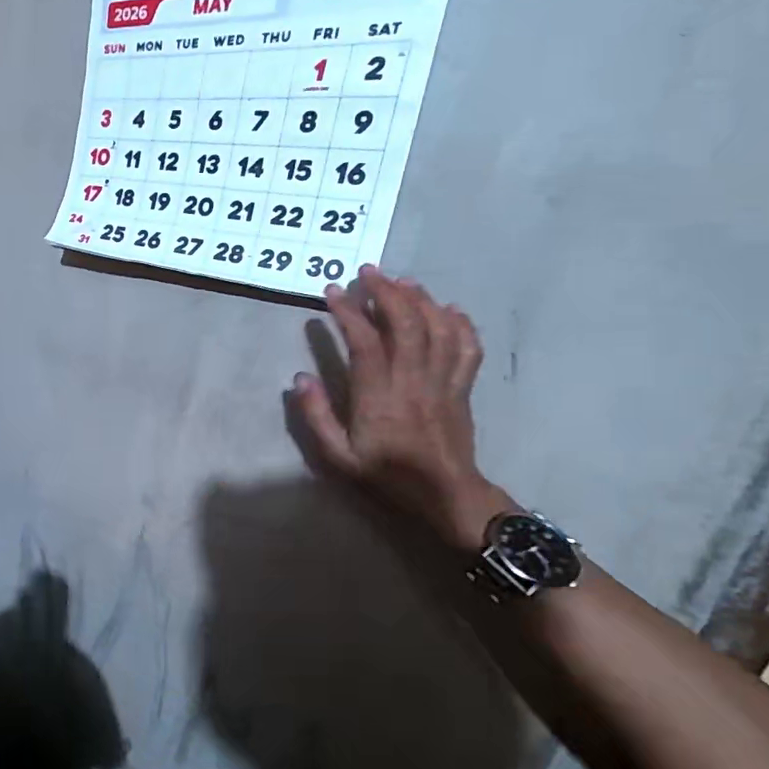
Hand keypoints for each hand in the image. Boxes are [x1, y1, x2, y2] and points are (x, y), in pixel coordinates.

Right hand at [291, 266, 513, 549]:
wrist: (445, 495)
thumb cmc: (388, 475)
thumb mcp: (340, 457)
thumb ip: (317, 417)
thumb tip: (300, 378)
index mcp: (380, 397)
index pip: (365, 342)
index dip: (349, 312)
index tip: (333, 291)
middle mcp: (414, 381)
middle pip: (406, 324)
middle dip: (387, 292)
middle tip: (369, 272)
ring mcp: (443, 382)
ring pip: (438, 329)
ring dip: (421, 299)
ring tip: (402, 282)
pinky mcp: (463, 387)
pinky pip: (468, 348)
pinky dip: (461, 324)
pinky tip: (449, 309)